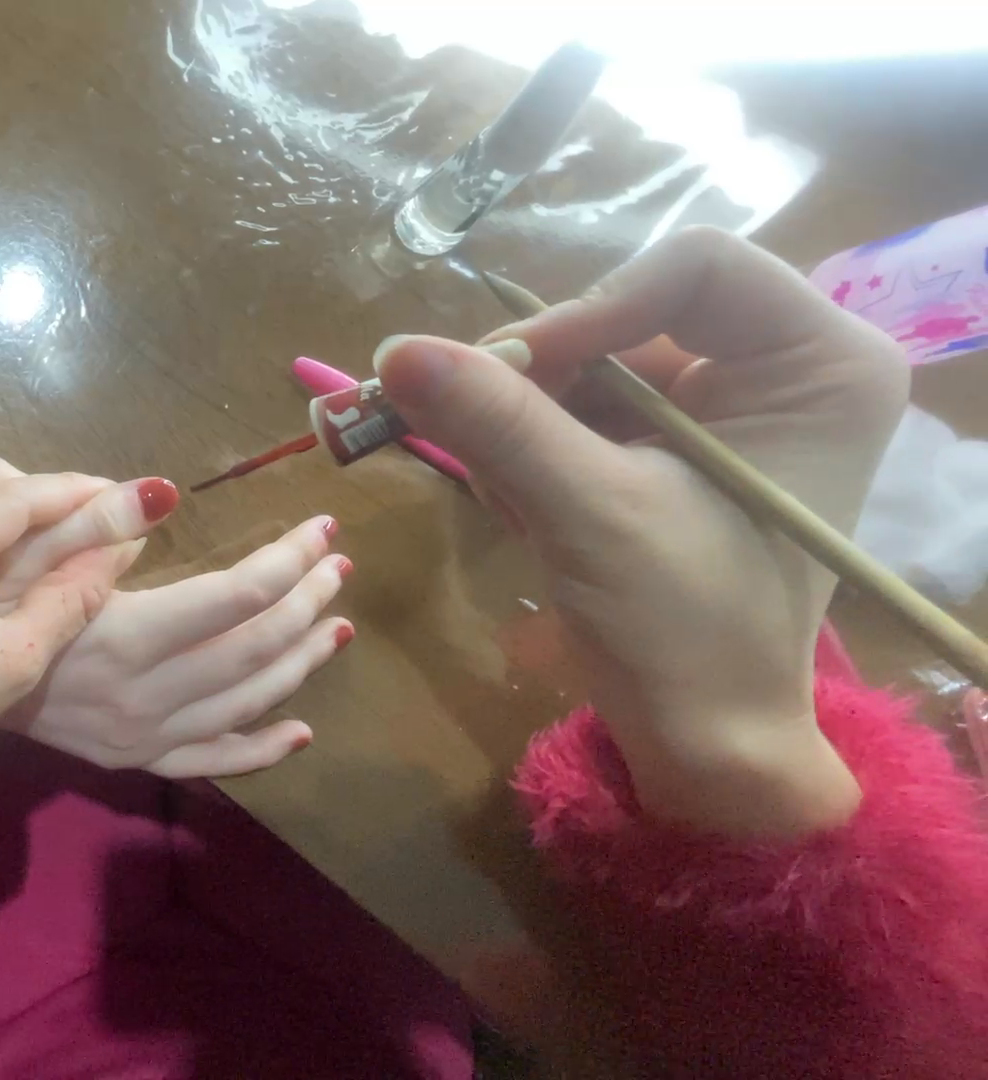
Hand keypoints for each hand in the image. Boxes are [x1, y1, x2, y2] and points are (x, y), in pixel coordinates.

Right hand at [0, 427, 349, 778]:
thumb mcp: (26, 556)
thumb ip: (90, 526)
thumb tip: (163, 494)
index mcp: (122, 636)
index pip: (233, 599)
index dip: (287, 561)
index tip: (321, 529)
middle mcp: (143, 695)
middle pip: (251, 649)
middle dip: (305, 602)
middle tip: (337, 566)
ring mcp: (142, 737)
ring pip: (246, 703)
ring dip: (301, 662)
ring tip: (336, 624)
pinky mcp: (134, 760)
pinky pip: (212, 764)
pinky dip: (261, 750)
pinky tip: (299, 730)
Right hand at [375, 227, 907, 837]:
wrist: (692, 726)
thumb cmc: (682, 625)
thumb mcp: (588, 513)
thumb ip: (497, 424)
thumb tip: (396, 353)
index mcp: (811, 365)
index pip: (693, 270)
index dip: (590, 308)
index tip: (508, 374)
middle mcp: (763, 371)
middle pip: (614, 319)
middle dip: (534, 384)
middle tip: (475, 442)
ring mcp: (700, 412)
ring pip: (571, 370)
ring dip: (515, 428)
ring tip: (518, 502)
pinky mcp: (648, 450)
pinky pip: (556, 413)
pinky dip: (517, 453)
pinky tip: (525, 507)